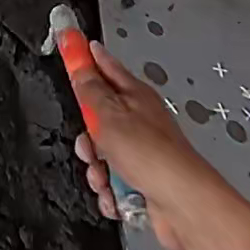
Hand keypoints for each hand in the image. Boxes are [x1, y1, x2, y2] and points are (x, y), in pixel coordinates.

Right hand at [68, 40, 217, 249]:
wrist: (181, 204)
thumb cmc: (153, 154)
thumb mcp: (108, 114)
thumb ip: (89, 87)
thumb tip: (77, 56)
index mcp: (133, 94)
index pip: (103, 65)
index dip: (84, 56)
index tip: (68, 45)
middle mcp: (138, 119)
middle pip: (96, 117)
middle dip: (87, 136)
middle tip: (91, 144)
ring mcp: (140, 150)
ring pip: (101, 153)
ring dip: (96, 169)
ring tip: (106, 176)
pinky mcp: (141, 179)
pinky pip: (111, 181)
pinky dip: (110, 191)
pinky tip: (117, 195)